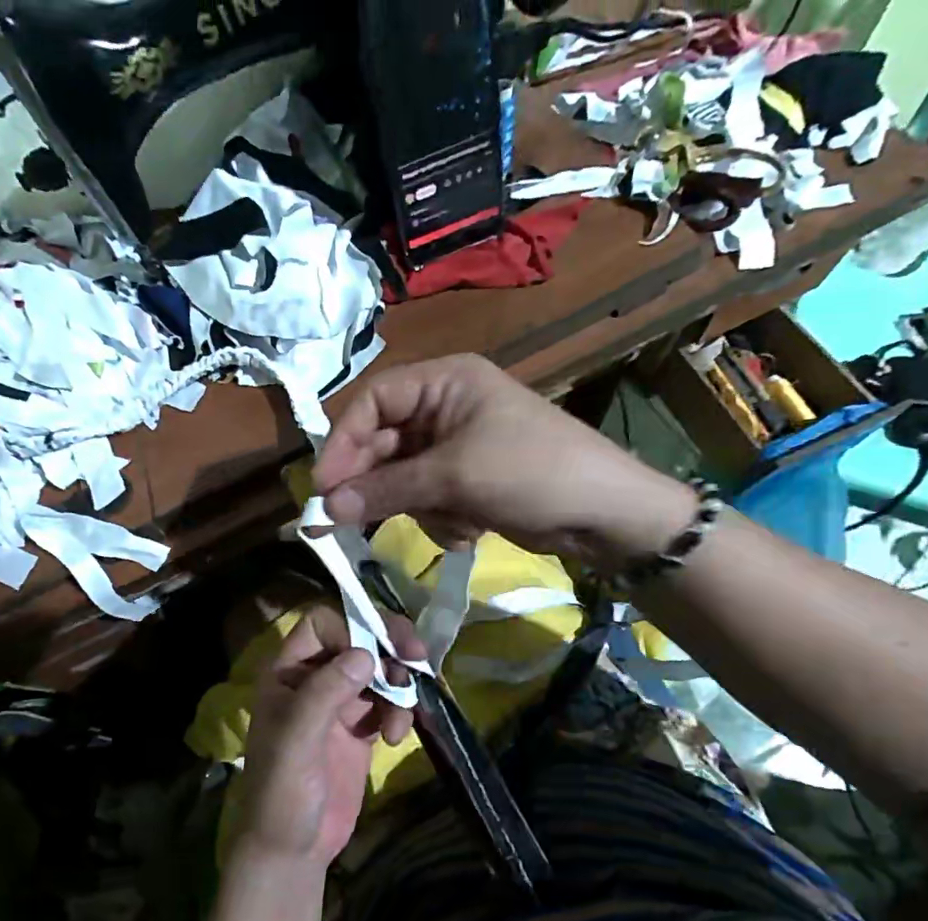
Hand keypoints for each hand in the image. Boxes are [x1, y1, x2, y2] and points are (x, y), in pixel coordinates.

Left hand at [238, 606, 425, 867]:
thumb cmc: (282, 793)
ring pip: (378, 669)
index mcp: (288, 672)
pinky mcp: (361, 727)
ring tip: (402, 718)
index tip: (382, 648)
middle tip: (417, 658)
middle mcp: (314, 679)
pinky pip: (389, 700)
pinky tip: (397, 735)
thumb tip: (366, 654)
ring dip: (398, 683)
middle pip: (358, 640)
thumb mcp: (297, 740)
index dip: (353, 626)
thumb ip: (325, 693)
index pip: (322, 624)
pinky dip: (400, 710)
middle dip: (389, 645)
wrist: (293, 850)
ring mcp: (339, 703)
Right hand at [314, 354, 695, 568]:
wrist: (604, 514)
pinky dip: (442, 519)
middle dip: (378, 485)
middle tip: (345, 522)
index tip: (323, 486)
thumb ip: (386, 490)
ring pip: (403, 478)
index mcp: (445, 382)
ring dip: (419, 507)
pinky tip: (470, 530)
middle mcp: (446, 408)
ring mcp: (457, 448)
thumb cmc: (531, 472)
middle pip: (384, 443)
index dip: (344, 442)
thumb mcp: (454, 476)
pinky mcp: (468, 482)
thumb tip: (324, 507)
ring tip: (453, 520)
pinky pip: (428, 500)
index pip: (373, 401)